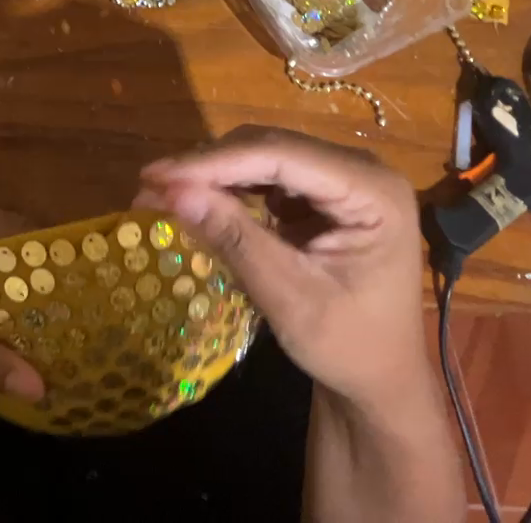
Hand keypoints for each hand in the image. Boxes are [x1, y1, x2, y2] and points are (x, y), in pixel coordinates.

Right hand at [132, 127, 426, 403]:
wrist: (381, 382)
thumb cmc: (349, 348)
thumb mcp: (291, 299)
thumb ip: (235, 240)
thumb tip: (170, 192)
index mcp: (372, 191)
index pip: (280, 156)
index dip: (213, 162)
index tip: (155, 174)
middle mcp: (361, 170)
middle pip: (271, 147)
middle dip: (208, 165)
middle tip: (150, 185)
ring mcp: (342, 177)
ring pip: (263, 155)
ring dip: (214, 172)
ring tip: (164, 192)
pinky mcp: (323, 191)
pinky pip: (266, 174)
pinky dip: (229, 186)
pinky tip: (199, 200)